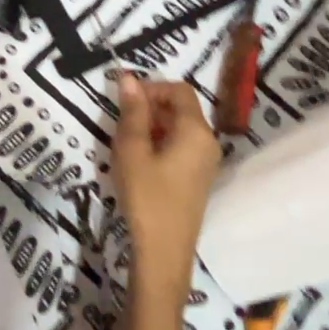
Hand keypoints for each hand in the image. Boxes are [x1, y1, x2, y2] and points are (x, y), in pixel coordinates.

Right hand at [112, 73, 220, 295]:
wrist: (163, 251)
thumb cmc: (146, 196)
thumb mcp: (132, 150)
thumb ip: (132, 111)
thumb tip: (128, 78)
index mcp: (196, 131)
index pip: (178, 90)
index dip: (151, 88)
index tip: (124, 100)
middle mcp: (207, 142)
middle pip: (181, 108)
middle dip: (150, 107)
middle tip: (120, 122)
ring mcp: (205, 162)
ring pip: (179, 128)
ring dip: (152, 126)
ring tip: (125, 142)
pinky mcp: (197, 179)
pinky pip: (180, 147)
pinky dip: (160, 143)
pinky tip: (138, 161)